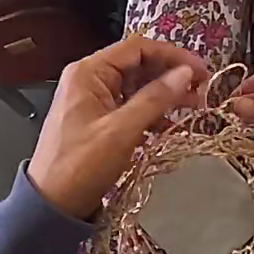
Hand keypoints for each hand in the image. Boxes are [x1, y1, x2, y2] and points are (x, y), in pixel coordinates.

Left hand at [27, 36, 210, 217]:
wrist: (51, 205)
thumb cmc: (81, 165)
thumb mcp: (121, 131)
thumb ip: (155, 98)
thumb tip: (186, 73)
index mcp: (89, 72)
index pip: (137, 48)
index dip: (173, 55)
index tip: (201, 71)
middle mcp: (90, 79)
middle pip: (138, 66)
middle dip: (171, 76)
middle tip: (201, 92)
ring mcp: (93, 100)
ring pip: (137, 87)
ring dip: (164, 96)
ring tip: (192, 109)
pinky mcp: (98, 120)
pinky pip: (130, 107)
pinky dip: (151, 113)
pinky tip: (168, 126)